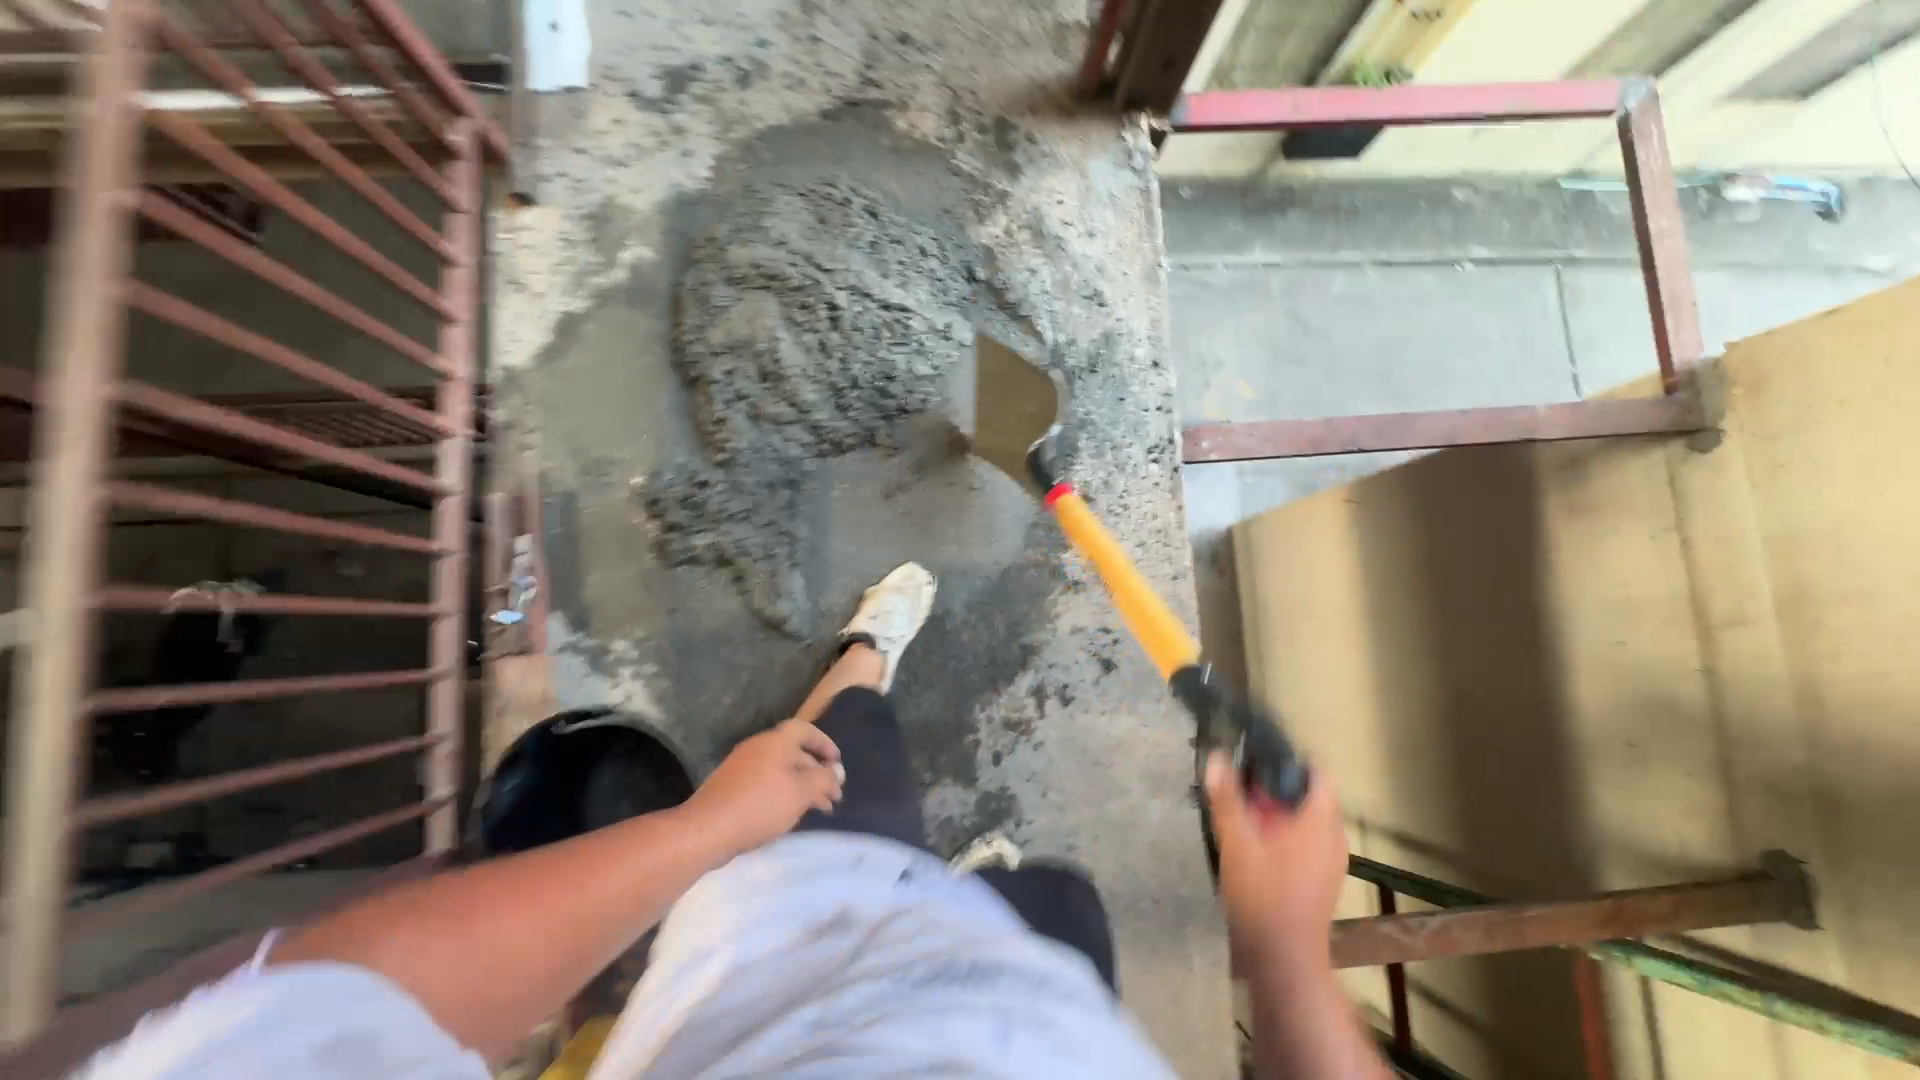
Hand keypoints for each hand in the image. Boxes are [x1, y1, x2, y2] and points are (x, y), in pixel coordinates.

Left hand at [685, 719, 843, 856]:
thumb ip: (824, 779)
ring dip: (802, 786)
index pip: (805, 730)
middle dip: (817, 772)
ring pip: (781, 770)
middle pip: (794, 752)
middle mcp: (758, 747)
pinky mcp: (731, 786)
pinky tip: (790, 813)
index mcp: (775, 742)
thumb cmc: (760, 805)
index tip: (837, 763)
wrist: (706, 829)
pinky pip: (766, 782)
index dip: (825, 743)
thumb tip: (837, 771)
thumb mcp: (801, 793)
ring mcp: (742, 766)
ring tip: (818, 809)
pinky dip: (783, 792)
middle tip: (833, 796)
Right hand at [1204, 752, 1347, 968]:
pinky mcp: (1322, 880)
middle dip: (1275, 789)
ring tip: (1241, 815)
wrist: (1282, 960)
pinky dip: (1284, 835)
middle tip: (1239, 788)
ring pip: (1306, 821)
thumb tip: (1217, 758)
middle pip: (1309, 796)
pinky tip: (1253, 847)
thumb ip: (1227, 799)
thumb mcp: (1236, 842)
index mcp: (1321, 821)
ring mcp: (1331, 861)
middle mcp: (1334, 837)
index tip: (1257, 760)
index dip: (1290, 761)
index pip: (1318, 773)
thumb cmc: (1262, 896)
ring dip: (1277, 813)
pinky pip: (1307, 842)